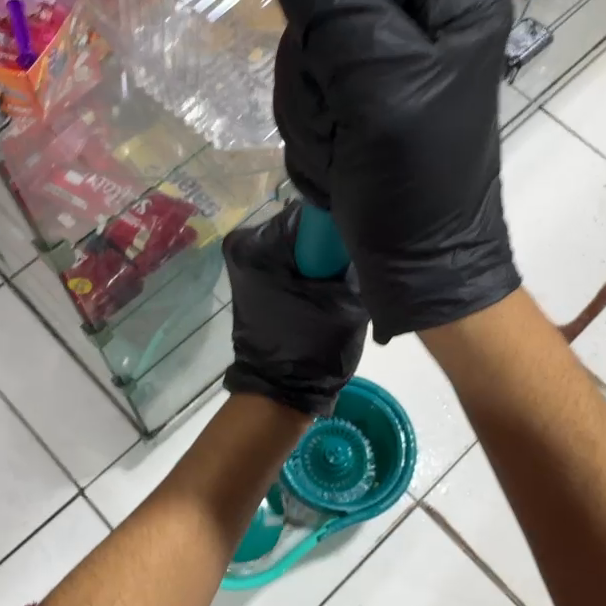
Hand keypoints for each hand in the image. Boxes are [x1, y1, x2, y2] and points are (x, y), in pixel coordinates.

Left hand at [222, 203, 368, 415]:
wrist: (279, 393)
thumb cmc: (313, 348)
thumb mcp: (345, 300)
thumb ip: (352, 260)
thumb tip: (362, 234)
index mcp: (259, 245)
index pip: (311, 212)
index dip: (339, 222)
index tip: (362, 237)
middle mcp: (244, 244)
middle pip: (302, 225)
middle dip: (327, 241)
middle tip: (353, 262)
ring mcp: (244, 262)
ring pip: (296, 243)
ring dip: (317, 257)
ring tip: (338, 279)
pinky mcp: (251, 279)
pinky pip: (287, 260)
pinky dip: (305, 269)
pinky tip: (322, 288)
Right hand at [256, 0, 520, 341]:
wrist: (419, 272)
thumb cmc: (414, 181)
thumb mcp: (374, 82)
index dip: (329, 33)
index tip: (351, 90)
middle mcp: (423, 24)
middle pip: (320, 22)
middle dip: (319, 90)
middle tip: (351, 135)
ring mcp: (391, 72)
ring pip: (304, 69)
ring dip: (313, 125)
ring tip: (350, 159)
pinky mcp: (366, 112)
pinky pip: (306, 107)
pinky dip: (315, 147)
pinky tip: (344, 172)